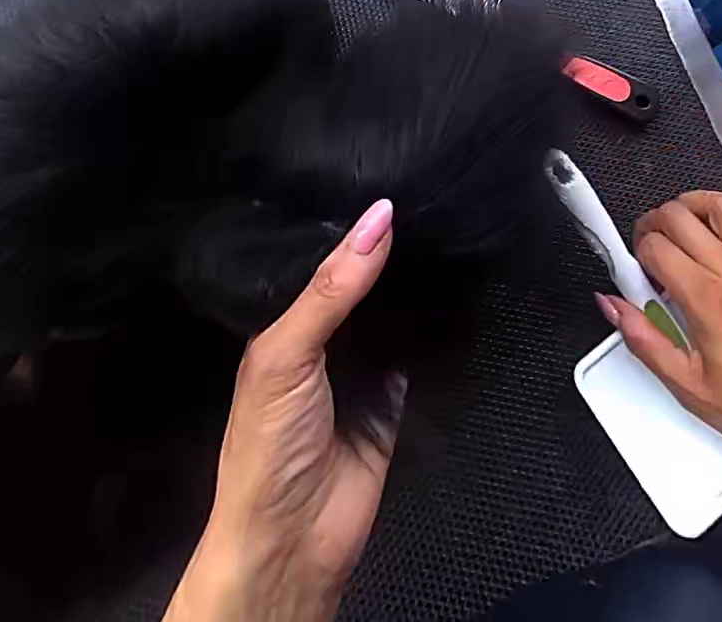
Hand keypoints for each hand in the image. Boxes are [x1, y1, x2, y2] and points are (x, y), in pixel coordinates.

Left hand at [165, 199, 402, 621]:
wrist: (295, 542)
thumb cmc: (270, 442)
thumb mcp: (288, 353)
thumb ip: (333, 290)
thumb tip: (378, 218)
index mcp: (284, 321)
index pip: (318, 259)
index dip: (346, 225)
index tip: (383, 179)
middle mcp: (323, 336)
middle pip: (359, 280)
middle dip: (384, 247)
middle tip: (421, 193)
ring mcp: (359, 363)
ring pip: (389, 308)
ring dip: (408, 279)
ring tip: (441, 222)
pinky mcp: (393, 390)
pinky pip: (414, 345)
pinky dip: (429, 320)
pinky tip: (450, 282)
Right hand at [598, 191, 721, 506]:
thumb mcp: (690, 388)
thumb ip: (644, 339)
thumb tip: (616, 309)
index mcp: (707, 301)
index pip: (654, 245)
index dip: (634, 252)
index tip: (635, 272)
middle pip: (679, 215)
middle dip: (652, 222)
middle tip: (647, 246)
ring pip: (721, 205)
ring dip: (692, 206)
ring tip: (680, 224)